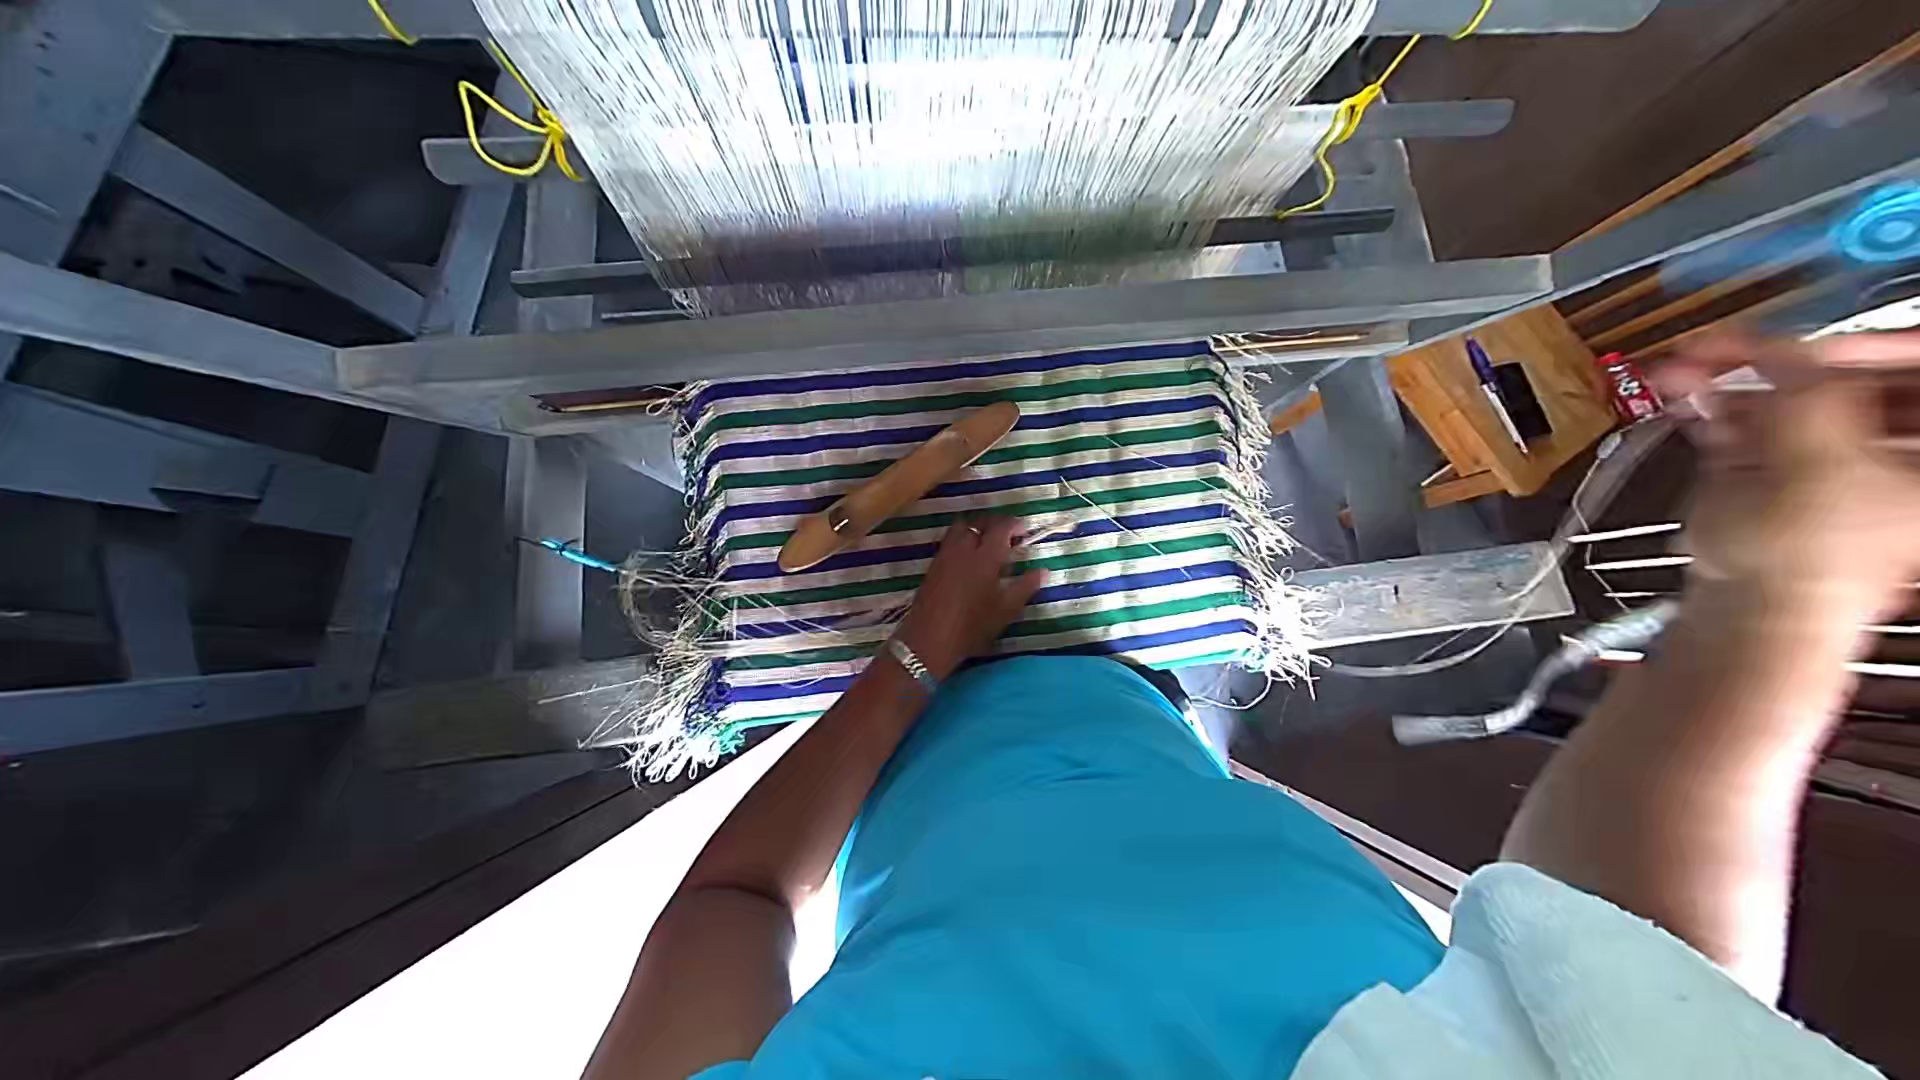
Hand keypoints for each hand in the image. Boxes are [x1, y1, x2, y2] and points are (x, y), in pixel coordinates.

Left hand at [892, 516, 1047, 679]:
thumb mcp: (1005, 610)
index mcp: (986, 556)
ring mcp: (945, 555)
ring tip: (987, 544)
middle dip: (995, 523)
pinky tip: (969, 559)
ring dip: (976, 529)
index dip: (1015, 524)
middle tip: (1007, 535)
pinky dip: (962, 540)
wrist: (929, 639)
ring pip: (961, 528)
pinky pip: (949, 541)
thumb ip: (1025, 586)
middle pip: (979, 522)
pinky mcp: (933, 565)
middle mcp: (963, 548)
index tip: (1024, 531)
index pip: (1001, 527)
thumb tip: (1043, 571)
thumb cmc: (972, 626)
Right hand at [1653, 331, 1919, 623]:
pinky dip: (1718, 410)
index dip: (1864, 348)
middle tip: (1724, 348)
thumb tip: (1781, 349)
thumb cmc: (1804, 559)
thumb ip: (1805, 398)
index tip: (1801, 340)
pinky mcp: (1775, 477)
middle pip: (1846, 383)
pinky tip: (1687, 397)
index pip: (1914, 369)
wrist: (1748, 611)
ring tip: (1687, 367)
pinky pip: (1753, 427)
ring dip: (1736, 382)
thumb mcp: (1814, 463)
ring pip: (1791, 402)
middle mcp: (1895, 452)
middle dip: (1778, 363)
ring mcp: (1833, 464)